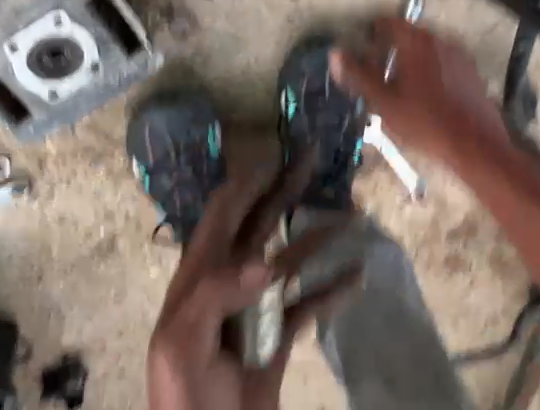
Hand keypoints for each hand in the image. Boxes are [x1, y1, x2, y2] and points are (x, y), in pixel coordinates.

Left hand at [146, 158, 361, 409]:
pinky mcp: (278, 339)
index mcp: (199, 277)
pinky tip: (358, 275)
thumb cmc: (183, 397)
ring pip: (290, 260)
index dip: (244, 182)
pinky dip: (332, 289)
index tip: (274, 153)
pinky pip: (309, 306)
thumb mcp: (182, 345)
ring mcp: (256, 309)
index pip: (221, 214)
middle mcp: (229, 282)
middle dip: (285, 190)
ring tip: (353, 214)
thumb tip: (262, 262)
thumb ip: (214, 296)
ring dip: (319, 236)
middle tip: (314, 157)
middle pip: (260, 223)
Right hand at [330, 18, 511, 169]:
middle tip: (379, 73)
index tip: (364, 50)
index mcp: (416, 41)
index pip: (388, 22)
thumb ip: (358, 75)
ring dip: (412, 61)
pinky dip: (431, 71)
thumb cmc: (425, 122)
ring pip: (427, 50)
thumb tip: (335, 54)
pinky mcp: (471, 72)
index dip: (372, 33)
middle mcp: (439, 39)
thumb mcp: (384, 102)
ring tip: (402, 89)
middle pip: (408, 35)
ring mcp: (459, 54)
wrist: (475, 144)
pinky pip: (443, 63)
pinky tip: (427, 97)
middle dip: (391, 49)